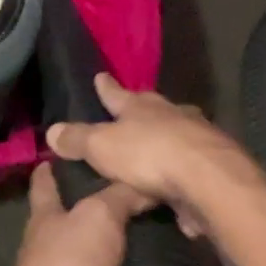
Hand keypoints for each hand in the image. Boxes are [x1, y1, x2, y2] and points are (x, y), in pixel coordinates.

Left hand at [0, 163, 150, 265]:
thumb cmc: (67, 265)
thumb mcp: (98, 216)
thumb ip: (120, 195)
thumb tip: (145, 180)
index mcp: (45, 217)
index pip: (45, 184)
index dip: (49, 168)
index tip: (58, 153)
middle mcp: (48, 246)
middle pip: (67, 219)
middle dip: (89, 206)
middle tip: (130, 193)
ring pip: (87, 255)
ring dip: (110, 247)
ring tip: (150, 234)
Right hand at [46, 73, 260, 237]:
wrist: (208, 178)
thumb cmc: (148, 154)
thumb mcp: (102, 146)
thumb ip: (78, 139)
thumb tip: (52, 130)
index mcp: (141, 107)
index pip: (117, 93)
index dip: (106, 87)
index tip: (101, 75)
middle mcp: (172, 115)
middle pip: (154, 109)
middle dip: (144, 110)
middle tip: (135, 109)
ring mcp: (197, 137)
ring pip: (177, 134)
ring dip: (167, 139)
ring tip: (157, 149)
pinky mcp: (214, 165)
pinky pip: (193, 166)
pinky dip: (184, 174)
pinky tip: (179, 190)